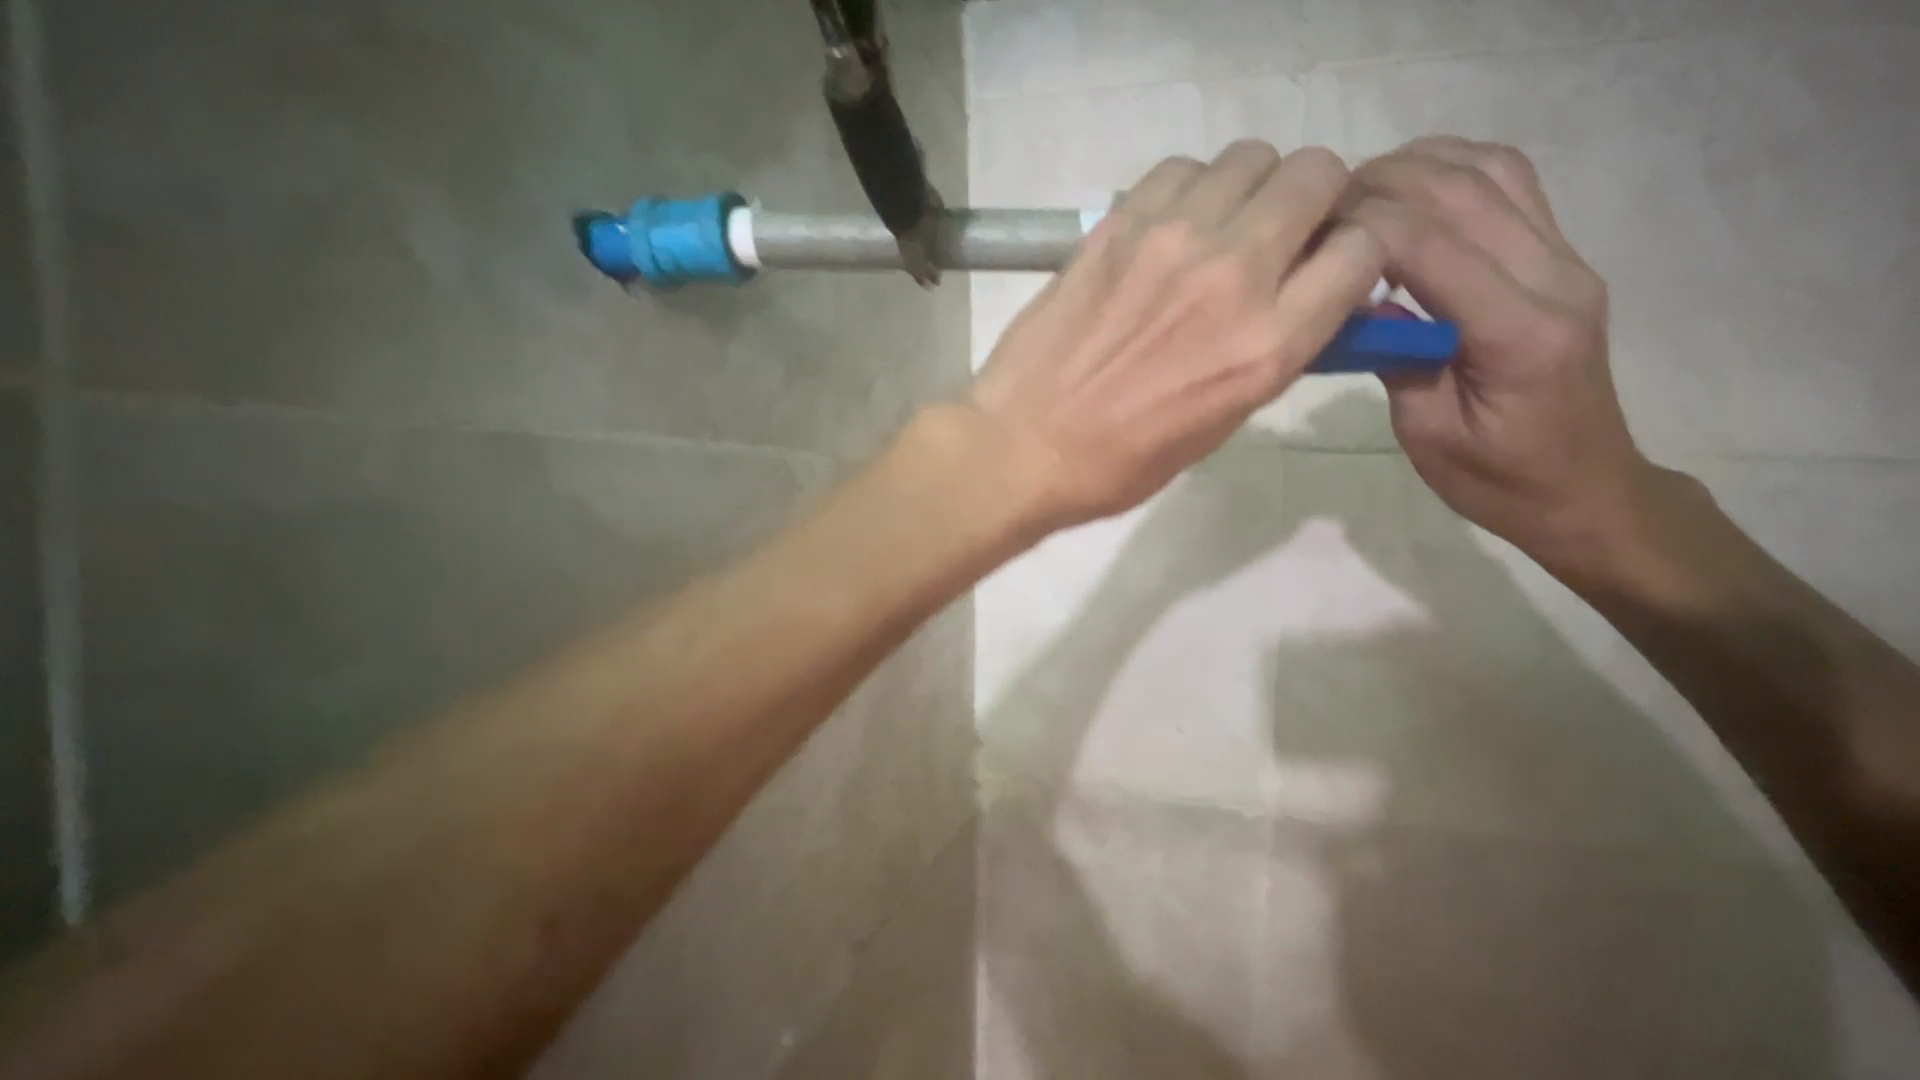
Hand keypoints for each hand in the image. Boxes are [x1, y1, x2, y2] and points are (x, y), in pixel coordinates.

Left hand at [971, 142, 1383, 530]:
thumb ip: (1281, 348)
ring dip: (1252, 187)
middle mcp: (1234, 274)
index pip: (1363, 247)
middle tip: (1286, 231)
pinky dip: (1191, 187)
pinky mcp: (1117, 223)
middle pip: (1315, 174)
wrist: (1024, 444)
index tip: (1333, 262)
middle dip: (1316, 198)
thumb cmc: (1126, 459)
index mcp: (1270, 343)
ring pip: (1250, 156)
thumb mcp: (1227, 419)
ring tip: (1224, 226)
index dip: (1358, 249)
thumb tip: (1316, 297)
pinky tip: (1172, 226)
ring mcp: (1172, 239)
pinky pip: (1180, 168)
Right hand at [1342, 136, 1650, 574]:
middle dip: (1375, 187)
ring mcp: (1566, 260)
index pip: (1426, 244)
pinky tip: (1409, 192)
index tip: (1304, 243)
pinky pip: (1511, 183)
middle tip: (1316, 215)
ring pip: (1489, 169)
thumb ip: (1394, 356)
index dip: (1356, 228)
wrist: (1584, 489)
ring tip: (1356, 197)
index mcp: (1516, 333)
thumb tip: (1350, 297)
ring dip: (1415, 166)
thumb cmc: (1498, 479)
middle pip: (1457, 190)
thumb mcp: (1426, 434)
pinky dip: (1452, 170)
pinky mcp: (1563, 257)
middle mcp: (1553, 278)